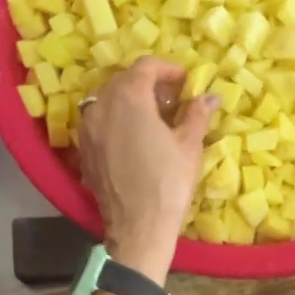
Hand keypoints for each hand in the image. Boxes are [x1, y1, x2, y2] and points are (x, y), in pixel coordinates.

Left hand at [79, 57, 217, 283]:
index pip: (146, 66)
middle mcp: (102, 105)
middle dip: (148, 85)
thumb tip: (209, 96)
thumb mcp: (190, 146)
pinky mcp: (84, 152)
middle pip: (123, 81)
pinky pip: (99, 124)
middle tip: (171, 102)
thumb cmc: (168, 184)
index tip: (185, 82)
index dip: (168, 69)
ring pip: (108, 101)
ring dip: (129, 102)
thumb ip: (197, 115)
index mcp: (129, 97)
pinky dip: (115, 123)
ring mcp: (88, 129)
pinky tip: (133, 141)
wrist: (138, 228)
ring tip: (151, 121)